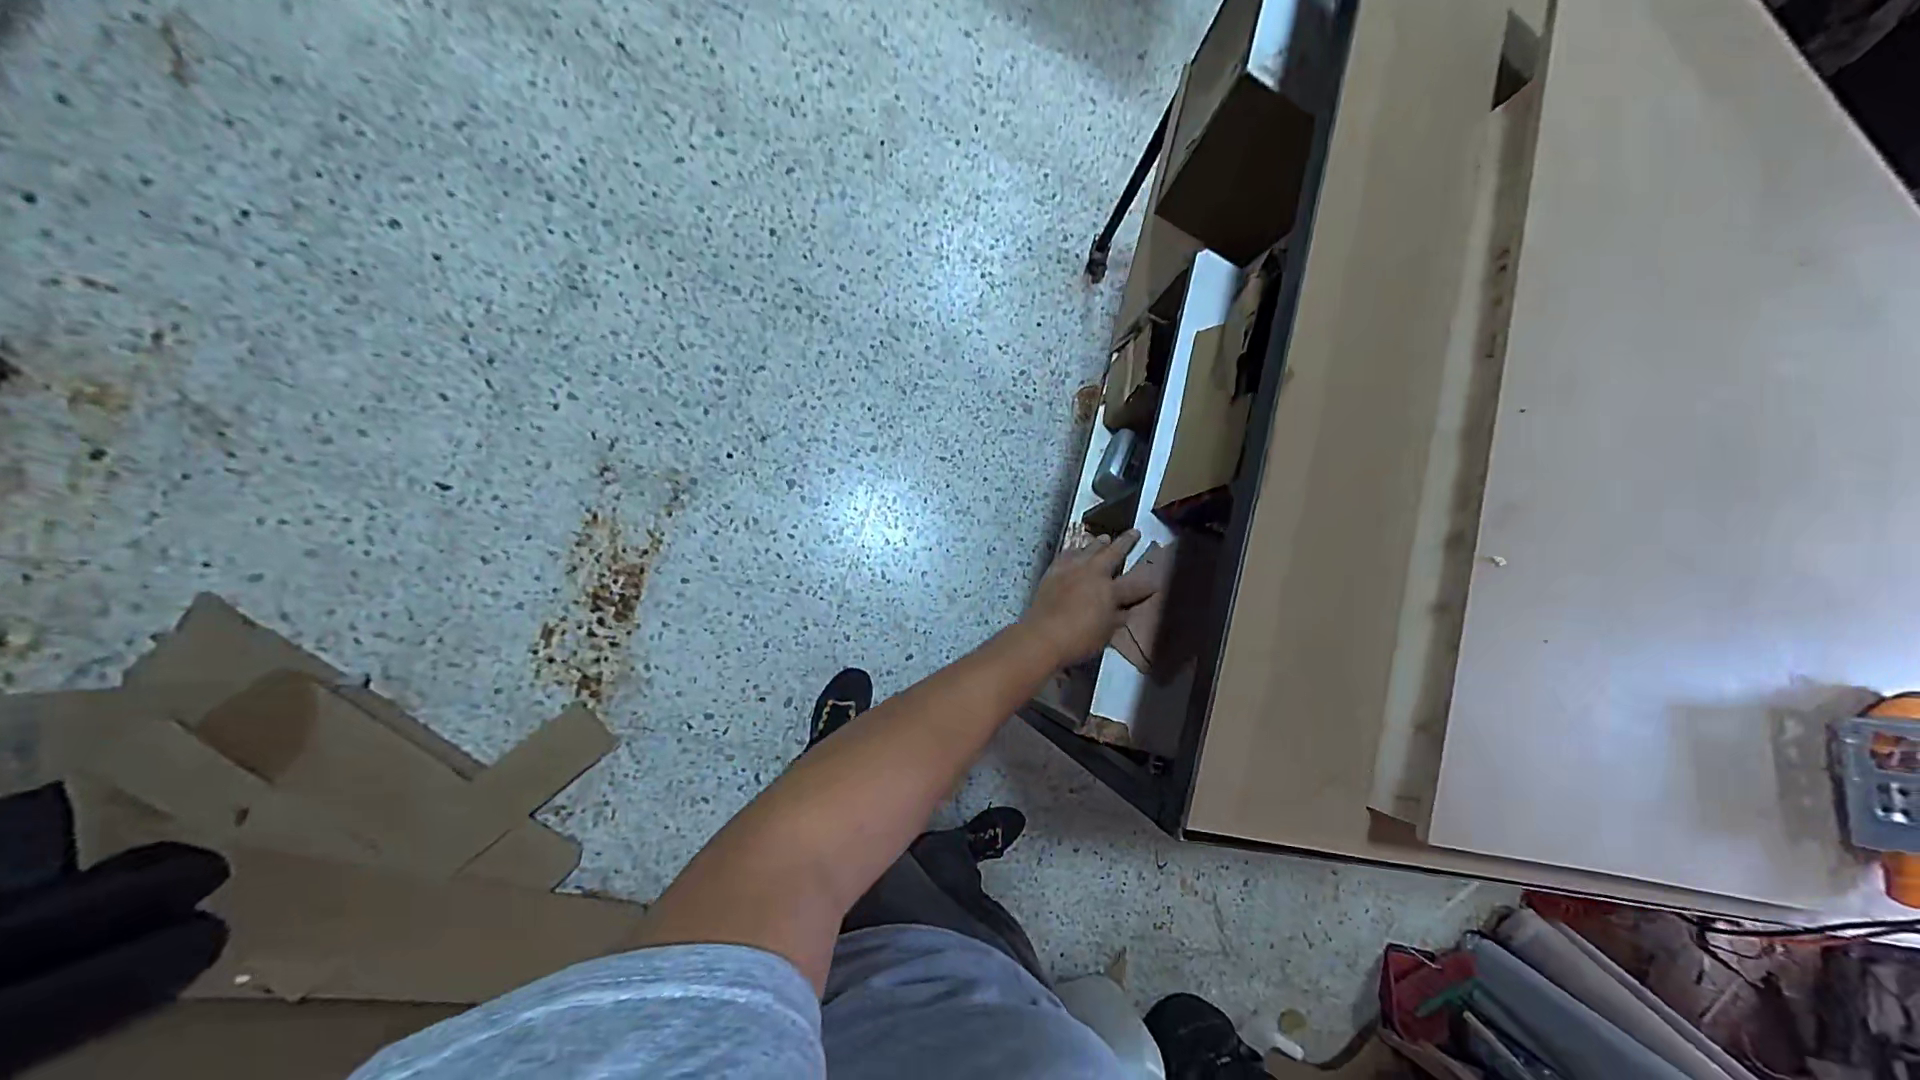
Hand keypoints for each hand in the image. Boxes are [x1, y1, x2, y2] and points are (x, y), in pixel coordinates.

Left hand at [1019, 529, 1159, 667]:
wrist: (1043, 636)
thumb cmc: (1079, 640)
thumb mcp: (1106, 633)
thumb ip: (1118, 618)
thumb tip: (1126, 610)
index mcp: (1111, 591)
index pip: (1136, 586)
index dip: (1148, 584)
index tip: (1156, 580)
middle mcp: (1094, 574)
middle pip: (1114, 553)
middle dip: (1126, 542)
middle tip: (1135, 532)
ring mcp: (1072, 569)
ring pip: (1089, 549)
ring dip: (1099, 543)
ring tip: (1105, 537)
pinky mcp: (1054, 571)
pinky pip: (1066, 555)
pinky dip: (1074, 550)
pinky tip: (1075, 549)